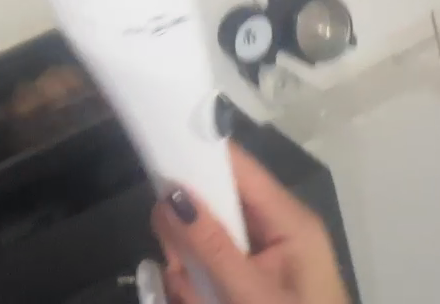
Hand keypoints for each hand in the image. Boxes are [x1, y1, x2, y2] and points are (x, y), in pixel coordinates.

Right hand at [151, 145, 348, 303]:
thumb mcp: (255, 299)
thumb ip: (211, 246)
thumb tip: (170, 192)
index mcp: (288, 220)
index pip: (234, 161)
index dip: (194, 149)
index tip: (151, 152)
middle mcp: (273, 225)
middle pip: (208, 195)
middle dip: (185, 230)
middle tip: (179, 264)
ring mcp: (260, 251)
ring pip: (199, 230)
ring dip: (186, 263)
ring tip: (200, 298)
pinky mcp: (248, 274)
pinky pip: (205, 258)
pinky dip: (194, 280)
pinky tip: (203, 301)